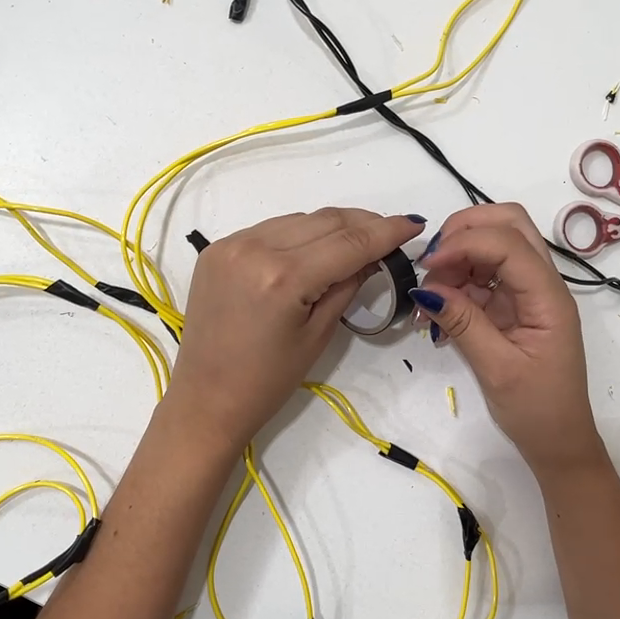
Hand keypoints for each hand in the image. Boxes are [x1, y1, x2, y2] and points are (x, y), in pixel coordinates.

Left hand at [166, 208, 426, 452]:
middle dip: (363, 223)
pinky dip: (297, 233)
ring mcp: (231, 244)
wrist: (206, 399)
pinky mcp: (216, 249)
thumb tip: (373, 255)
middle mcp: (255, 248)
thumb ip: (347, 285)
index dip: (386, 231)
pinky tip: (313, 248)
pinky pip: (269, 228)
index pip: (349, 242)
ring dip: (330, 225)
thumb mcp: (319, 334)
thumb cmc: (268, 381)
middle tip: (390, 232)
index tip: (413, 224)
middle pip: (324, 220)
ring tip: (356, 240)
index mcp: (283, 277)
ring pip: (297, 219)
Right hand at [408, 204, 601, 476]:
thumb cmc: (537, 410)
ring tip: (428, 297)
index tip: (427, 266)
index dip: (465, 242)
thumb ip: (463, 322)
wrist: (558, 442)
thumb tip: (425, 287)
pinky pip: (481, 275)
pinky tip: (435, 310)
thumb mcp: (497, 369)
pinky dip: (455, 282)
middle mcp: (542, 284)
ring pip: (493, 245)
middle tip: (431, 262)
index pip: (509, 243)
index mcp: (549, 297)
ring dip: (456, 258)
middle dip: (464, 230)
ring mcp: (526, 292)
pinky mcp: (511, 305)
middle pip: (509, 224)